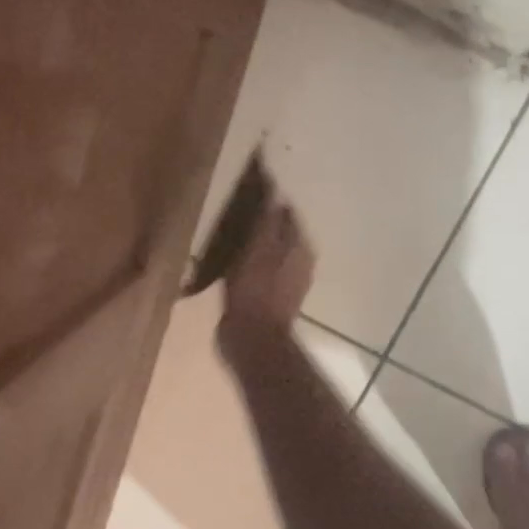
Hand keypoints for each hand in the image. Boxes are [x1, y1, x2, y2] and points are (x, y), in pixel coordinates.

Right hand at [221, 200, 315, 333]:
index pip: (287, 212)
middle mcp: (299, 262)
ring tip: (227, 232)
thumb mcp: (260, 248)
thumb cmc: (256, 290)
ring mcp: (285, 282)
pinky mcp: (268, 298)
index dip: (269, 198)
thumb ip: (267, 219)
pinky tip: (227, 261)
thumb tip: (275, 189)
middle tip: (234, 209)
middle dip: (262, 220)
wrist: (252, 340)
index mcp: (301, 247)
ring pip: (268, 251)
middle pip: (279, 232)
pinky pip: (257, 270)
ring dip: (253, 242)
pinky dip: (246, 262)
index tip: (248, 187)